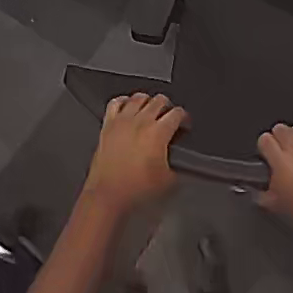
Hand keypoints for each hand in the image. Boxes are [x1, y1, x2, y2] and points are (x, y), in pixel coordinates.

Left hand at [81, 93, 187, 217]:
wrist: (108, 195)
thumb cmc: (136, 189)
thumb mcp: (169, 180)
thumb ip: (178, 164)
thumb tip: (180, 161)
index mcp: (158, 132)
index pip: (178, 113)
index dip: (185, 118)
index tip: (184, 124)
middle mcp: (141, 122)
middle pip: (160, 100)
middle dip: (168, 107)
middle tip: (169, 117)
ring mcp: (122, 121)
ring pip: (139, 97)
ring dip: (148, 102)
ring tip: (151, 110)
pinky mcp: (107, 126)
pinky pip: (116, 102)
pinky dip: (124, 101)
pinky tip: (128, 108)